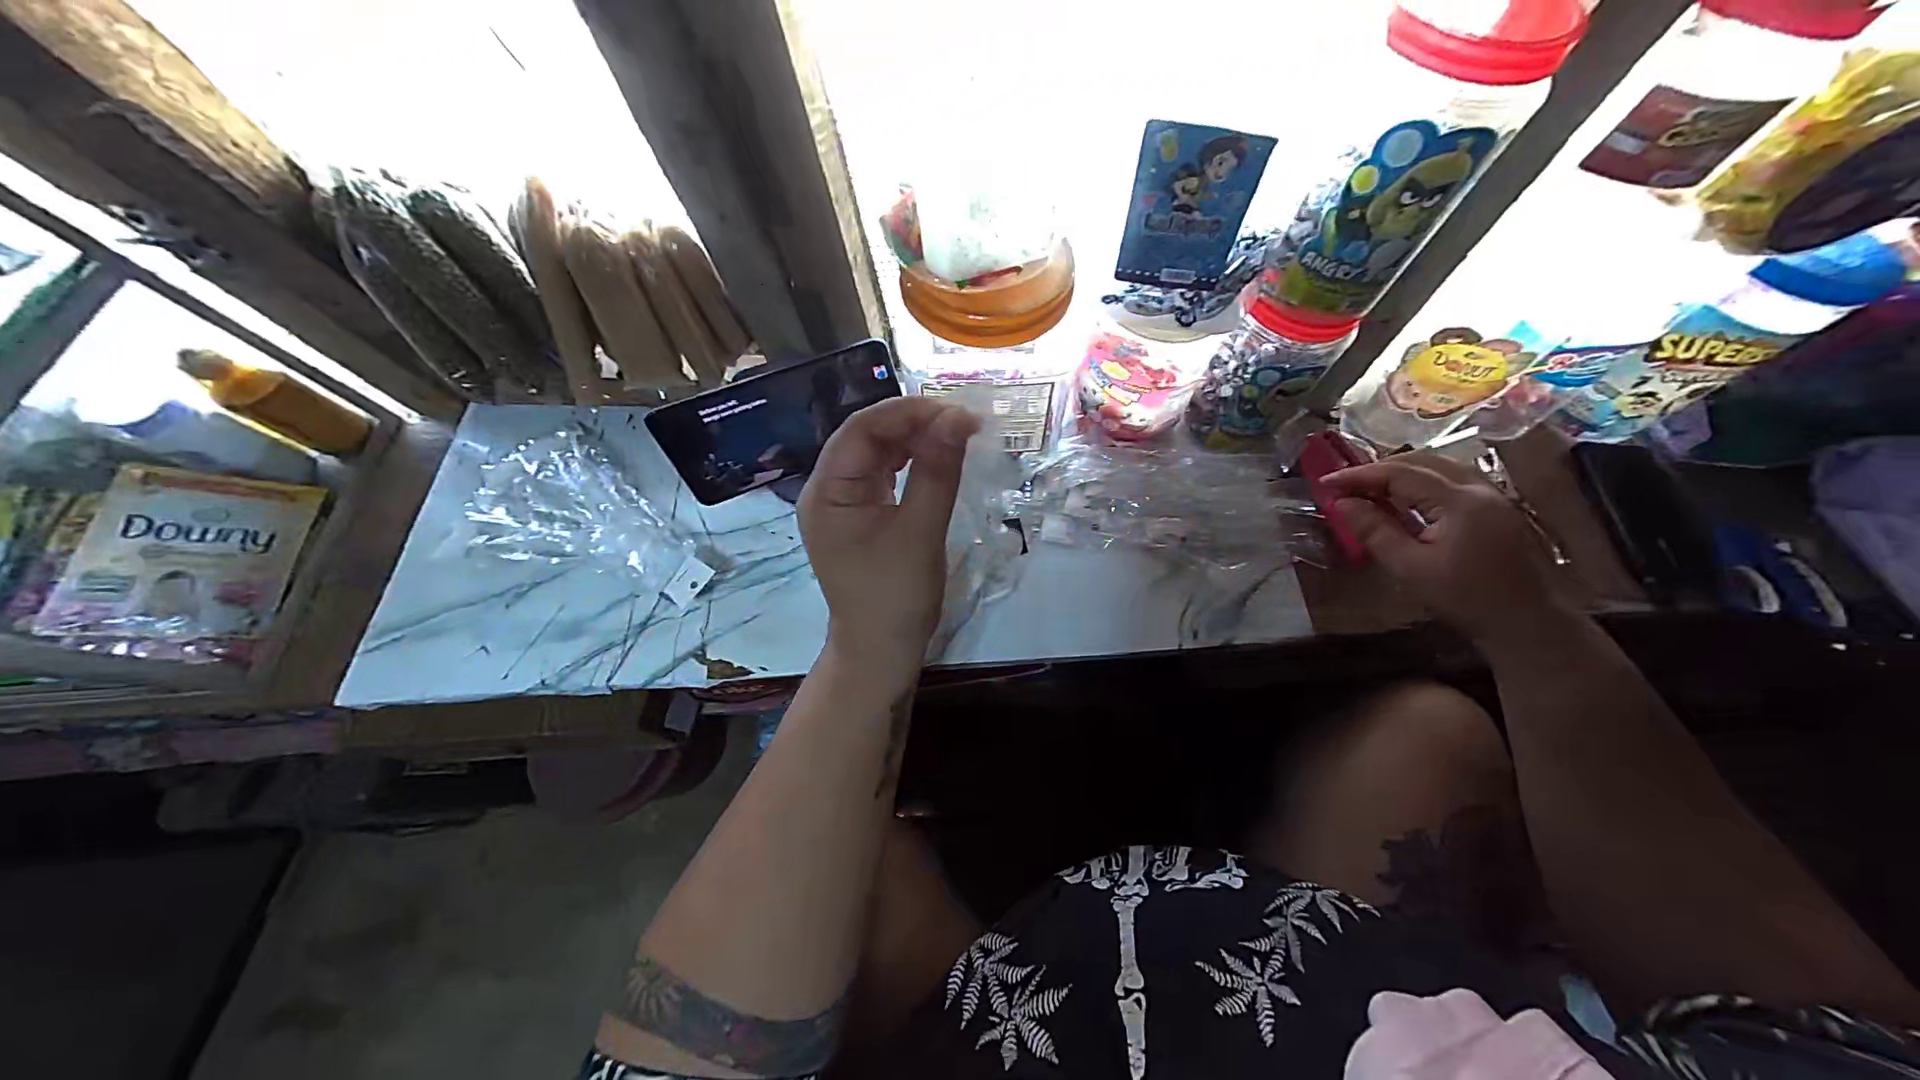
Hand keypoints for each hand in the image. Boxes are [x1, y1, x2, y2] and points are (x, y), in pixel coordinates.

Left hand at [798, 397, 979, 667]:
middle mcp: (827, 490)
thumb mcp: (921, 531)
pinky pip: (884, 475)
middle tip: (964, 421)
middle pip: (867, 437)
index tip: (958, 411)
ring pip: (877, 454)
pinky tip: (938, 457)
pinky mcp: (860, 515)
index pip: (861, 429)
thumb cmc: (896, 597)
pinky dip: (911, 463)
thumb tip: (959, 417)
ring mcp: (842, 503)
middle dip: (914, 423)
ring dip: (915, 440)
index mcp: (827, 492)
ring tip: (958, 434)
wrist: (881, 652)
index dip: (909, 412)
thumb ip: (938, 471)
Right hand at [1321, 456, 1573, 644]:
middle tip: (1345, 485)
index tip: (1327, 481)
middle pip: (1422, 461)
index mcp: (1460, 501)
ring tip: (1368, 489)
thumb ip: (1375, 530)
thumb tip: (1341, 503)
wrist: (1527, 624)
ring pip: (1439, 467)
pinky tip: (1403, 499)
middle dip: (1379, 469)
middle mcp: (1480, 488)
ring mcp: (1492, 496)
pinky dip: (1421, 482)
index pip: (1400, 473)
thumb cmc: (1465, 598)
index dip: (1359, 475)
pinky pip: (1452, 480)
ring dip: (1400, 473)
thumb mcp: (1409, 567)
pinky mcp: (1496, 508)